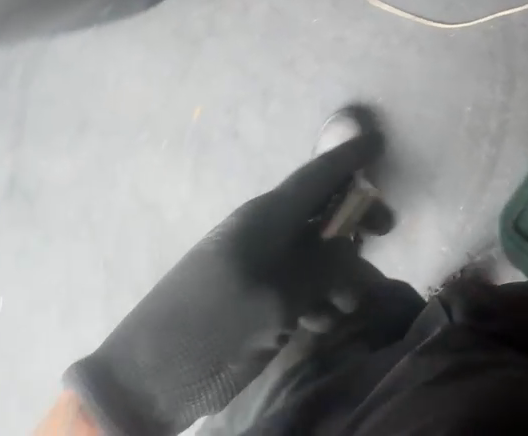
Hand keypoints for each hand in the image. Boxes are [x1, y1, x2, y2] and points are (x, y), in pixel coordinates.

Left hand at [65, 122, 384, 435]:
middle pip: (320, 211)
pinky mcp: (249, 299)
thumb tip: (351, 250)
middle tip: (386, 229)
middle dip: (354, 219)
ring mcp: (253, 267)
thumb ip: (323, 268)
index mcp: (264, 220)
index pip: (316, 176)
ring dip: (341, 270)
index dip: (349, 157)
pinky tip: (327, 321)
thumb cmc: (209, 331)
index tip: (379, 141)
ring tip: (355, 303)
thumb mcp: (276, 300)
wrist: (141, 386)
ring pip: (314, 251)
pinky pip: (298, 282)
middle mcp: (261, 234)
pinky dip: (320, 294)